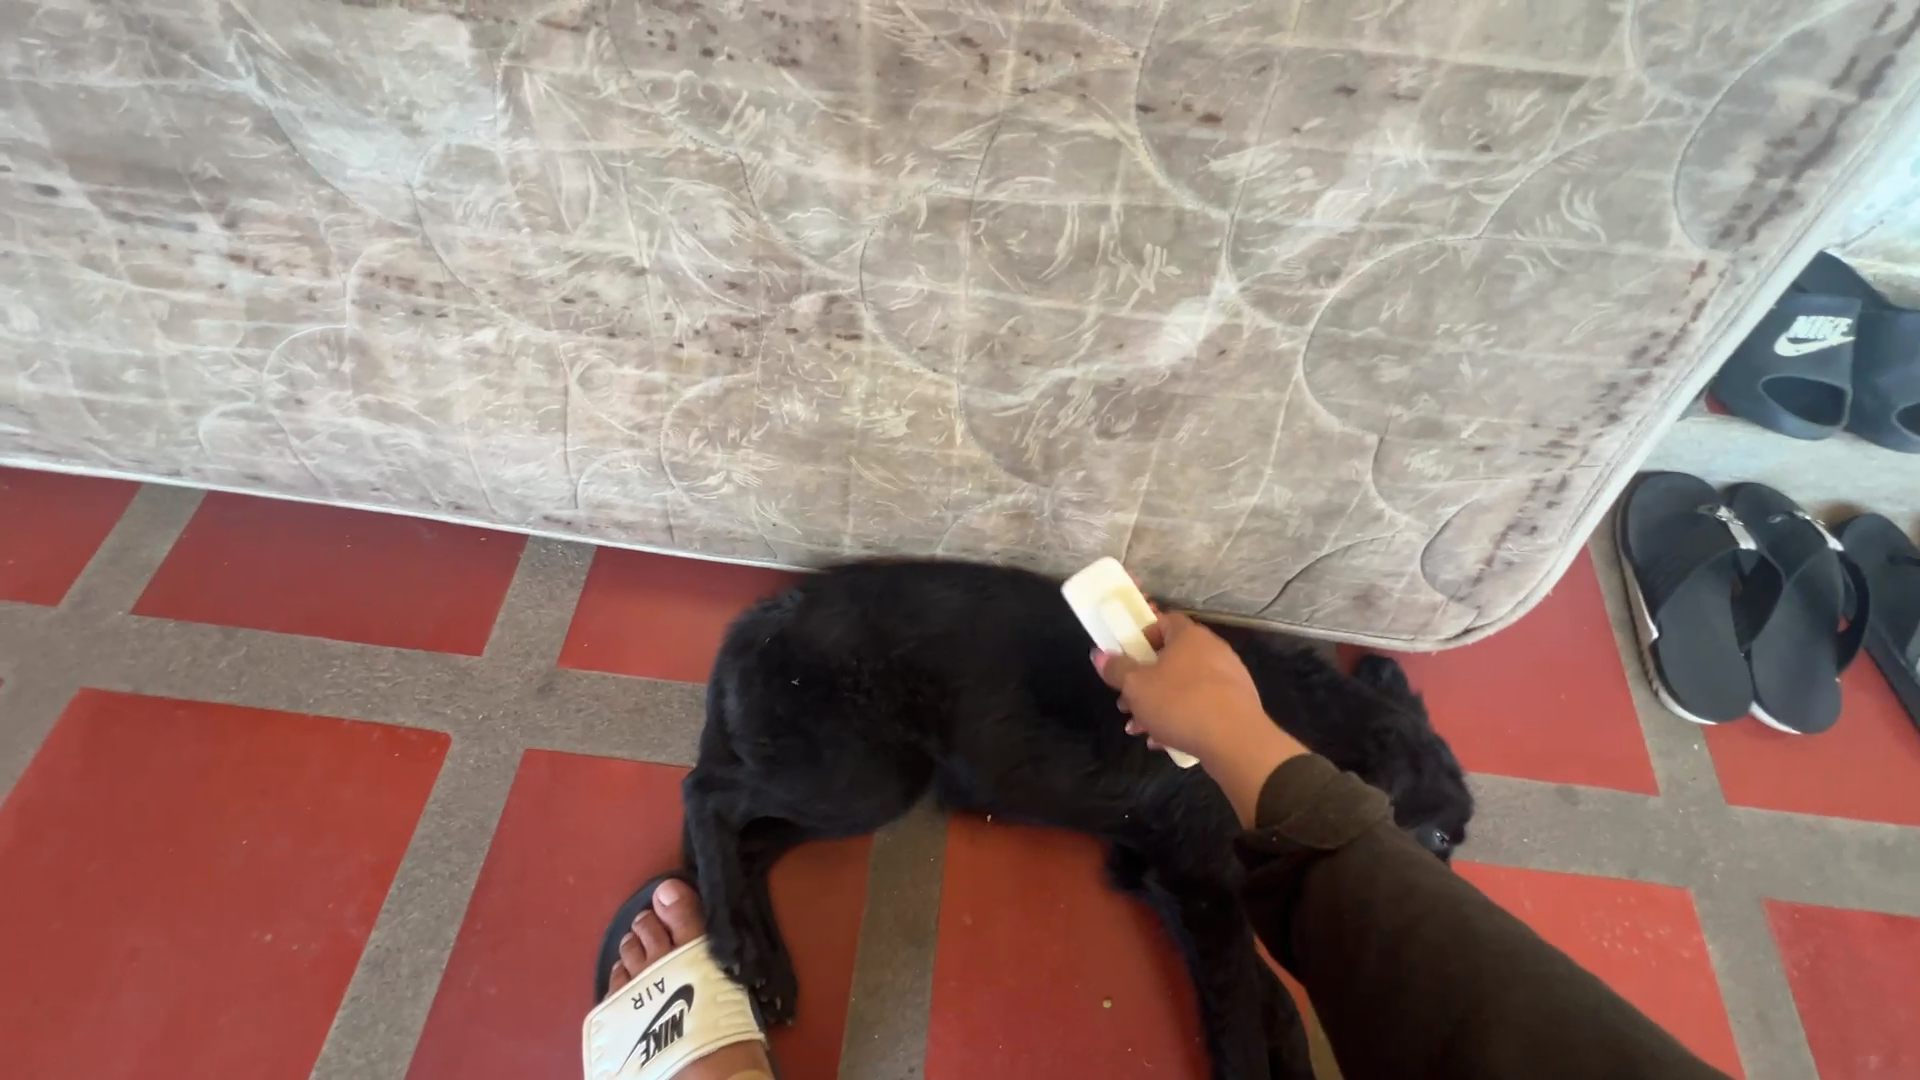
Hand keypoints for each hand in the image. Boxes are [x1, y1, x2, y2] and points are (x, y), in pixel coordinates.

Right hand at [1092, 612, 1306, 825]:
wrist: (1236, 742)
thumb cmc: (1180, 703)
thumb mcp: (1136, 686)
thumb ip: (1116, 669)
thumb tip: (1099, 654)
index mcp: (1188, 636)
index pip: (1163, 621)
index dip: (1141, 636)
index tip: (1125, 656)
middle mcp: (1212, 650)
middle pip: (1170, 659)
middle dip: (1144, 681)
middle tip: (1125, 702)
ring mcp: (1228, 678)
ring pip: (1183, 686)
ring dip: (1158, 705)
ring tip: (1140, 729)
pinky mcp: (1237, 705)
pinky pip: (1201, 705)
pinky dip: (1181, 718)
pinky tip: (1163, 741)